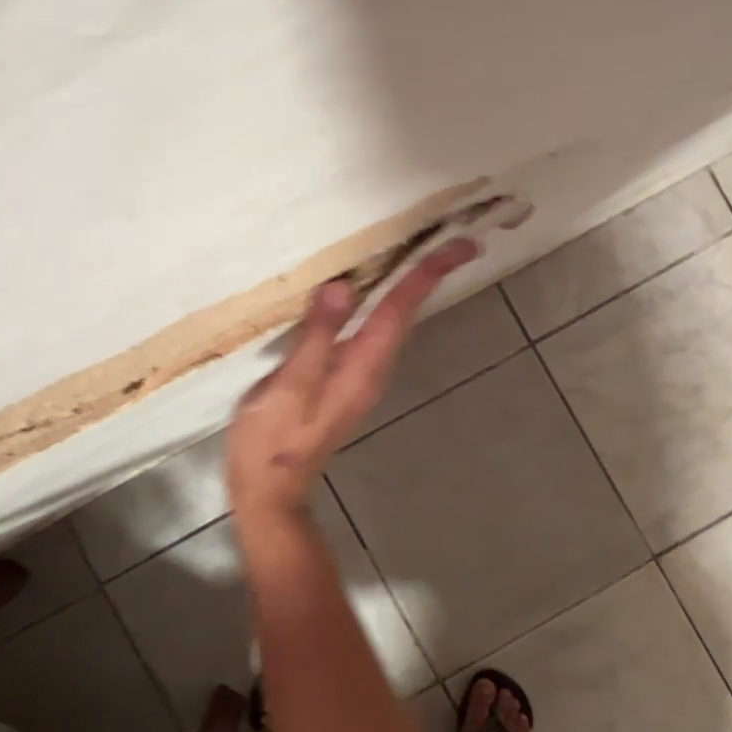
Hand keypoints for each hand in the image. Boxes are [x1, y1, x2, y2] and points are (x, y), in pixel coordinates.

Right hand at [228, 238, 478, 518]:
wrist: (271, 489)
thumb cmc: (274, 438)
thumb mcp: (291, 384)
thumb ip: (316, 336)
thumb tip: (342, 288)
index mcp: (361, 366)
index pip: (399, 309)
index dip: (428, 273)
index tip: (461, 245)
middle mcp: (370, 371)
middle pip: (404, 316)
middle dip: (429, 277)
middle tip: (452, 242)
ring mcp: (358, 380)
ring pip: (391, 326)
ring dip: (409, 292)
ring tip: (421, 258)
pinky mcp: (343, 385)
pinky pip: (371, 337)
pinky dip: (381, 310)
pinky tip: (368, 300)